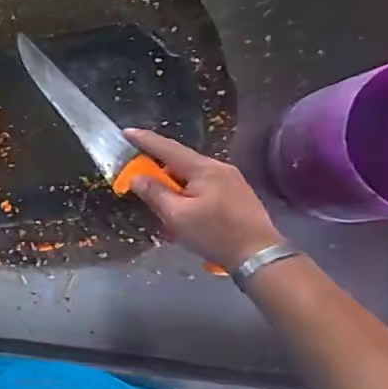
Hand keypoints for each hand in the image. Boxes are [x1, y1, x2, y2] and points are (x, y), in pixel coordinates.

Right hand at [123, 129, 284, 268]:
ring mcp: (231, 181)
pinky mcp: (236, 194)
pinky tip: (183, 212)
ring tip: (162, 206)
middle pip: (180, 162)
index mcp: (204, 169)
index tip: (127, 132)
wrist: (260, 256)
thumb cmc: (215, 234)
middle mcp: (220, 168)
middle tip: (139, 180)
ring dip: (172, 186)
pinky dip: (186, 194)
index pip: (168, 148)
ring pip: (191, 176)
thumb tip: (137, 177)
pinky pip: (203, 186)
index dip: (144, 140)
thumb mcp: (176, 215)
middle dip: (158, 170)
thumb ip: (154, 193)